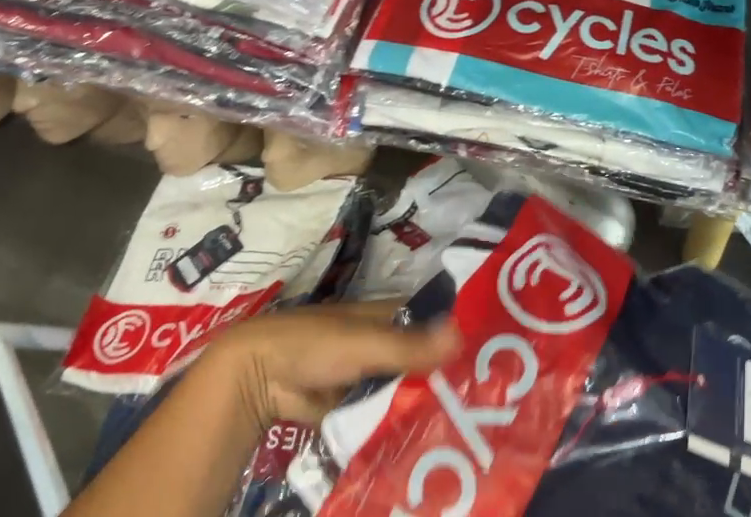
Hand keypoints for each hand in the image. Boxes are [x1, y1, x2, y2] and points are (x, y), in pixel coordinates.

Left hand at [198, 301, 459, 430]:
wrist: (260, 377)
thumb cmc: (313, 343)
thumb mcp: (365, 342)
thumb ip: (410, 345)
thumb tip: (463, 336)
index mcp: (387, 314)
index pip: (431, 319)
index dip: (457, 330)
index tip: (491, 351)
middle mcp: (382, 341)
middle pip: (422, 356)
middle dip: (447, 372)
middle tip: (485, 396)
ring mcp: (368, 375)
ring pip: (406, 386)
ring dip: (427, 400)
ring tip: (467, 420)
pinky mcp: (355, 406)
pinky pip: (386, 413)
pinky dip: (402, 421)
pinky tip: (430, 435)